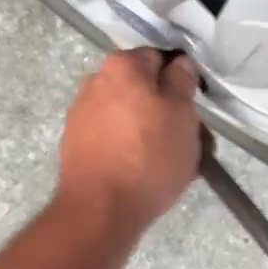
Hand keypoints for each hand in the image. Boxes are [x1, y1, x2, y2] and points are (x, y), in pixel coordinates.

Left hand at [54, 49, 202, 232]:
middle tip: (187, 142)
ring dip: (149, 133)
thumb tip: (179, 62)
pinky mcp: (75, 143)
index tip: (192, 108)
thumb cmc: (148, 155)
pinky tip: (143, 176)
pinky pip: (112, 138)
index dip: (179, 81)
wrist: (99, 209)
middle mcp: (95, 80)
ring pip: (128, 116)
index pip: (159, 59)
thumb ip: (182, 81)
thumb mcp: (182, 114)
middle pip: (141, 89)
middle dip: (164, 111)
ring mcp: (81, 113)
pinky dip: (128, 149)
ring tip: (169, 166)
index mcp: (121, 65)